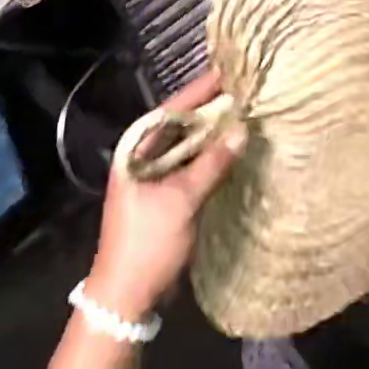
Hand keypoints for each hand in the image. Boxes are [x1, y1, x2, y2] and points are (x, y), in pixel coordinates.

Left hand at [86, 71, 244, 320]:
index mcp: (136, 150)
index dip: (199, 91)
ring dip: (211, 133)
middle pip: (180, 124)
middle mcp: (143, 157)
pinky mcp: (166, 195)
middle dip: (209, 109)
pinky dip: (210, 156)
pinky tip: (232, 148)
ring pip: (187, 145)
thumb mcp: (181, 200)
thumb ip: (212, 164)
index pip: (171, 110)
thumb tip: (241, 130)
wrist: (125, 297)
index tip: (227, 71)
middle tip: (242, 90)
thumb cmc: (147, 242)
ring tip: (243, 113)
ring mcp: (154, 177)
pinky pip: (191, 165)